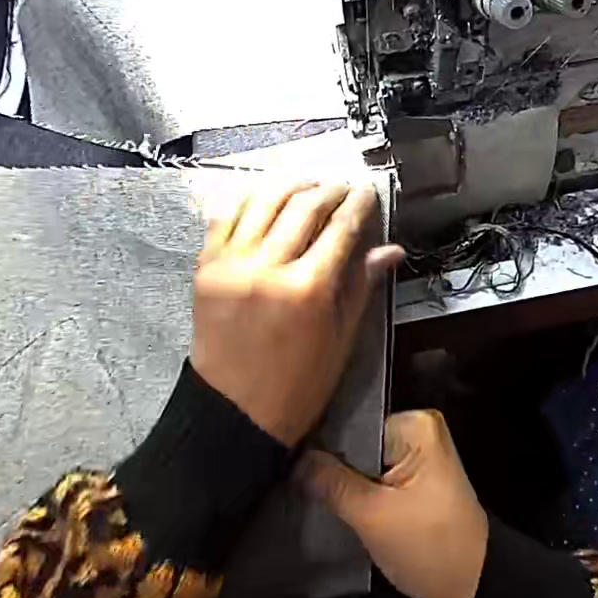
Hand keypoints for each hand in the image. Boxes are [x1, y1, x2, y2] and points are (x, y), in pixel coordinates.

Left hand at [191, 181, 403, 446]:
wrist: (232, 413)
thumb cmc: (298, 384)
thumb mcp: (341, 338)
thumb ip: (362, 285)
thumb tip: (392, 250)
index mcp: (308, 288)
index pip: (340, 228)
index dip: (358, 204)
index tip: (368, 192)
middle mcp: (268, 266)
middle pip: (304, 206)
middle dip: (329, 189)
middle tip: (342, 188)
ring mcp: (232, 263)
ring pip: (264, 201)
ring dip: (290, 185)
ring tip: (308, 184)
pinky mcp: (205, 266)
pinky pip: (224, 216)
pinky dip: (247, 198)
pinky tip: (265, 196)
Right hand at [296, 410, 488, 597]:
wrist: (475, 584)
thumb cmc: (429, 545)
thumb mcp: (374, 517)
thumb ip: (333, 484)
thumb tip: (294, 459)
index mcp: (416, 423)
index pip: (355, 422)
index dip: (323, 443)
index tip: (291, 458)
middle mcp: (418, 426)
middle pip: (359, 439)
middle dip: (330, 461)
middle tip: (292, 475)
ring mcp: (418, 449)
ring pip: (364, 457)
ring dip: (340, 476)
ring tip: (302, 485)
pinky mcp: (414, 472)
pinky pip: (375, 471)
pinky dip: (356, 486)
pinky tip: (328, 496)